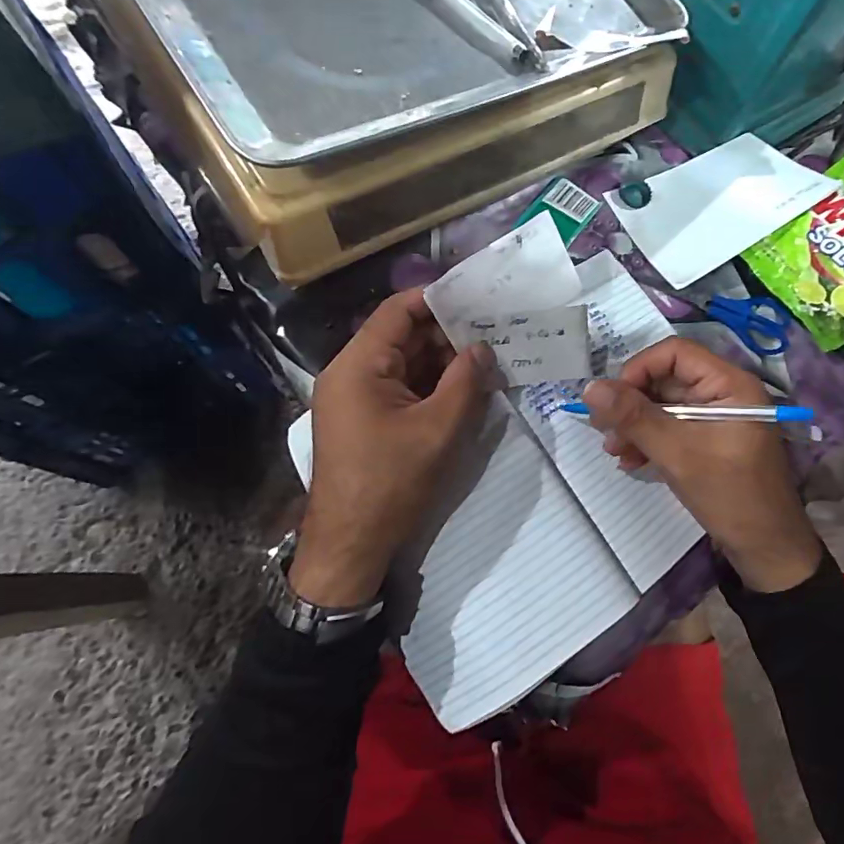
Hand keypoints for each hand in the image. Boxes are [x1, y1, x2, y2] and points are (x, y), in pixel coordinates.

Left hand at [295, 288, 494, 607]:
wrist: (350, 545)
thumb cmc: (391, 483)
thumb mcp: (438, 429)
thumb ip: (465, 381)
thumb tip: (483, 348)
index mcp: (358, 366)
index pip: (397, 311)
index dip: (437, 300)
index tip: (478, 298)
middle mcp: (350, 373)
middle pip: (402, 336)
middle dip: (447, 334)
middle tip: (494, 333)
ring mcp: (355, 397)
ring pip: (404, 364)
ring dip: (442, 362)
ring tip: (487, 359)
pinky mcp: (364, 419)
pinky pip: (399, 388)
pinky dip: (429, 386)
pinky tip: (464, 387)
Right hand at [581, 337, 822, 591]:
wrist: (766, 549)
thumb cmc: (728, 494)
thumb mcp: (676, 453)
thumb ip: (633, 417)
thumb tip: (590, 387)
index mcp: (729, 384)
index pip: (674, 353)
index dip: (638, 369)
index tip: (613, 400)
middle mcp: (725, 393)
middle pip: (666, 379)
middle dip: (632, 403)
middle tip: (603, 429)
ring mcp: (718, 418)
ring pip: (665, 405)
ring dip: (635, 424)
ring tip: (613, 450)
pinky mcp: (710, 442)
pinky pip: (673, 428)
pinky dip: (650, 440)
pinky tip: (630, 460)